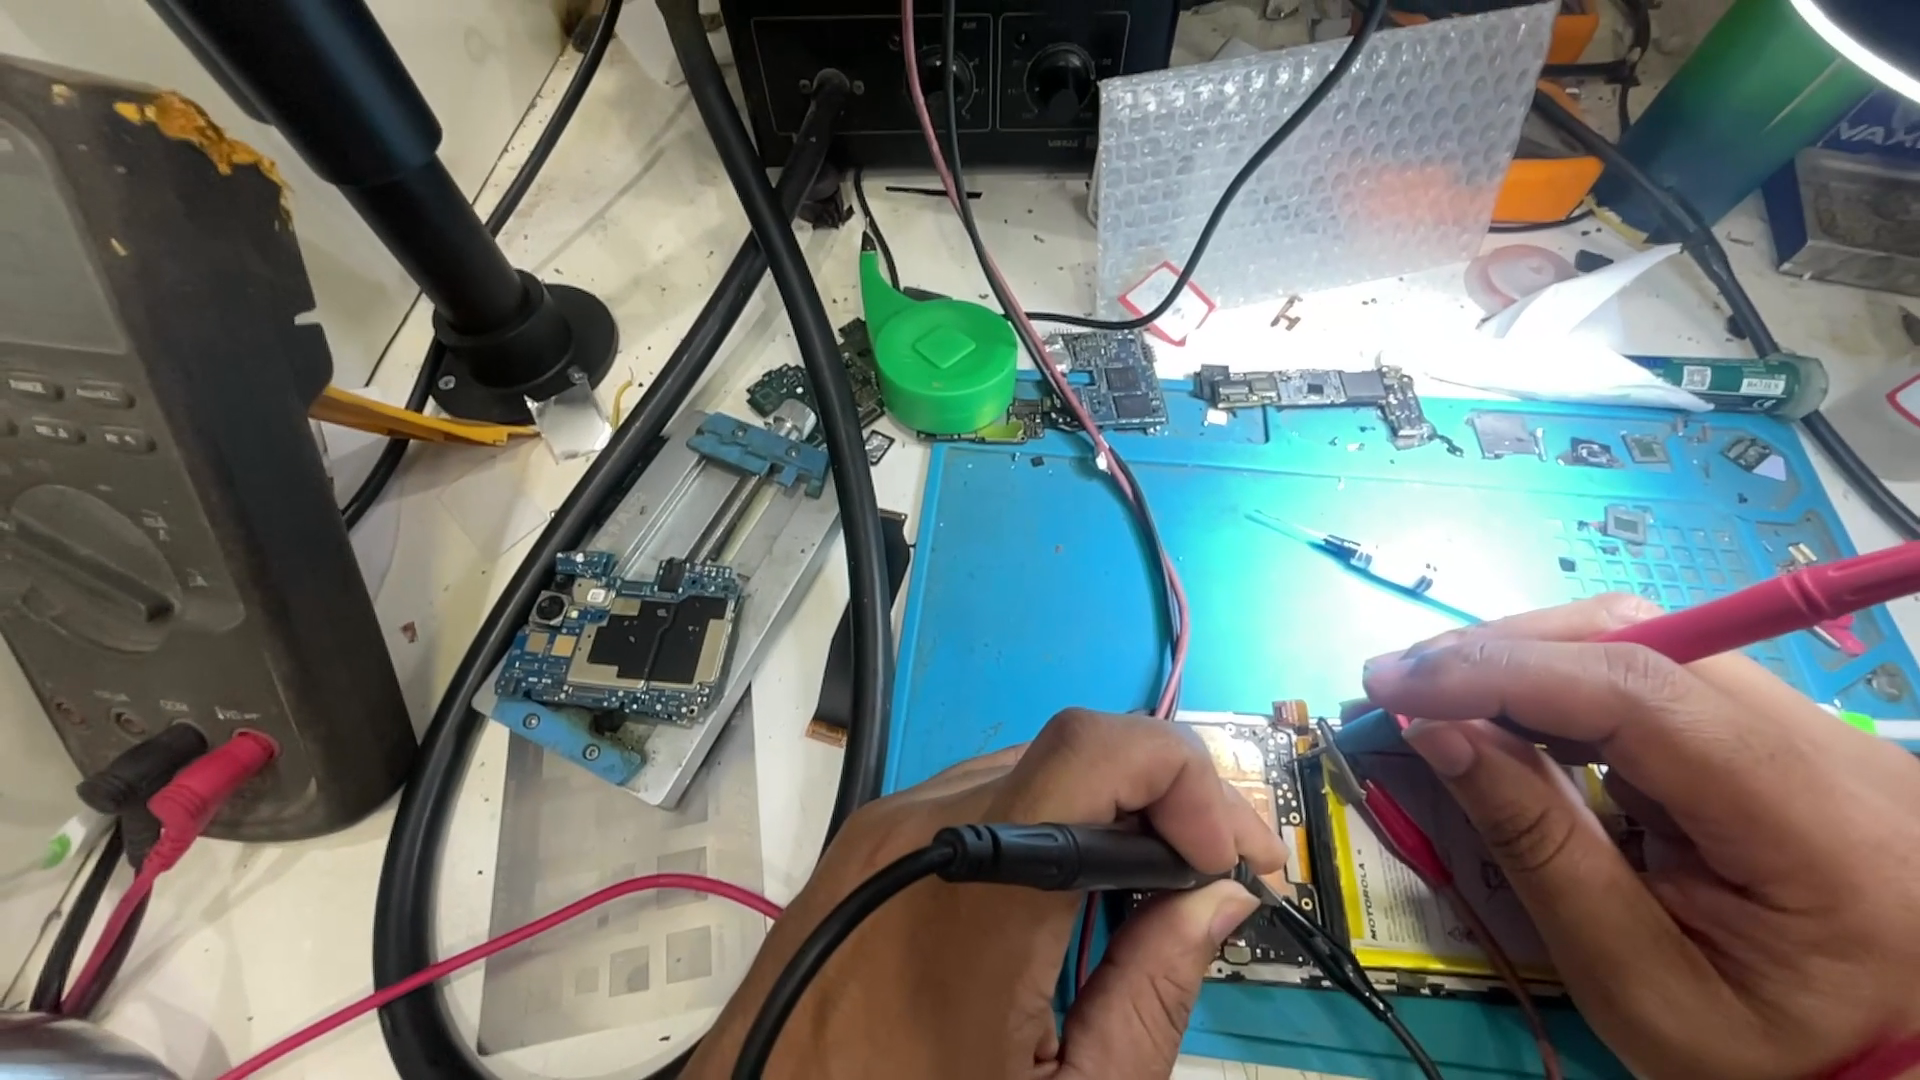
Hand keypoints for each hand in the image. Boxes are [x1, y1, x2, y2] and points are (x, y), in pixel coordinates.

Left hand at [683, 709, 1285, 1079]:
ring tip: (1145, 887)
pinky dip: (1045, 821)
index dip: (1185, 775)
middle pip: (1074, 752)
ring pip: (1032, 769)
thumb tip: (1214, 895)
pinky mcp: (867, 832)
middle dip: (1162, 798)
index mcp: (976, 886)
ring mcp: (886, 819)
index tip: (1233, 856)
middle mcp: (925, 821)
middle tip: (1212, 873)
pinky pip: (981, 795)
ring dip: (1105, 809)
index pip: (1096, 751)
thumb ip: (1152, 989)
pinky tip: (1064, 891)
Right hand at [1362, 594, 1919, 1079]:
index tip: (1392, 684)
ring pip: (1639, 643)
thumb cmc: (1765, 1060)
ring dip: (1519, 661)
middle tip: (1398, 685)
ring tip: (1434, 695)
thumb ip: (1537, 848)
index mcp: (1819, 831)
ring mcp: (1816, 735)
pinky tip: (1503, 715)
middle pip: (1640, 642)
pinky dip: (1555, 686)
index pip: (1642, 694)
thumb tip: (1434, 730)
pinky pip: (1649, 677)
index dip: (1502, 671)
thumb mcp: (1636, 983)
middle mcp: (1837, 752)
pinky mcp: (1781, 738)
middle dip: (1498, 652)